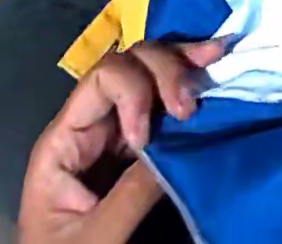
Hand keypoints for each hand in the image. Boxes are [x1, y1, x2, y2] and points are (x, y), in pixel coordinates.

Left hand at [18, 40, 226, 243]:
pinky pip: (167, 100)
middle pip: (130, 65)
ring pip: (152, 72)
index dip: (133, 91)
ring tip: (215, 56)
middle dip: (165, 71)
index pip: (101, 80)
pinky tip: (214, 61)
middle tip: (191, 107)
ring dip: (183, 62)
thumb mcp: (93, 242)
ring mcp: (119, 131)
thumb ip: (131, 194)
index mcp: (65, 140)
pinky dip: (192, 77)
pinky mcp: (144, 146)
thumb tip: (180, 144)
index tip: (146, 138)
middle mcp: (93, 123)